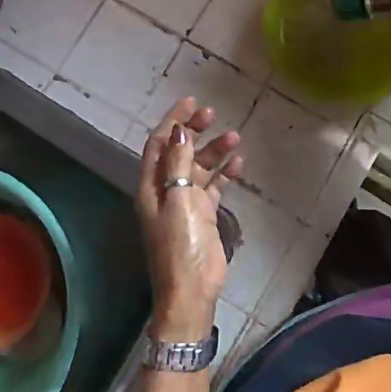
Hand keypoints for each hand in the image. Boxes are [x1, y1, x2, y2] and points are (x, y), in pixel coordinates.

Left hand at [136, 98, 243, 342]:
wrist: (192, 289)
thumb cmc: (180, 244)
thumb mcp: (177, 200)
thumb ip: (179, 164)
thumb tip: (180, 130)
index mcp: (151, 186)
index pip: (159, 144)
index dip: (172, 121)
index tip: (191, 102)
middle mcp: (166, 190)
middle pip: (180, 152)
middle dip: (194, 131)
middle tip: (213, 115)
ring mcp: (185, 203)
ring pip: (200, 168)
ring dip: (214, 152)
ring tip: (235, 138)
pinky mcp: (204, 215)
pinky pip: (214, 187)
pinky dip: (224, 174)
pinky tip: (238, 163)